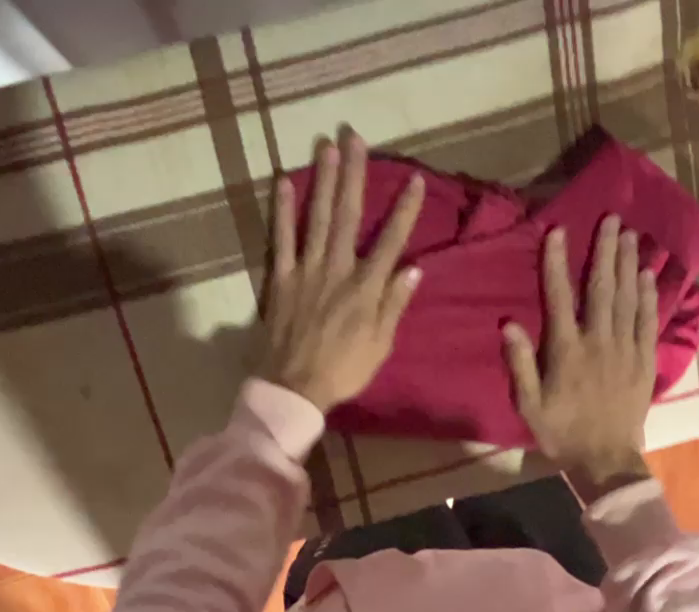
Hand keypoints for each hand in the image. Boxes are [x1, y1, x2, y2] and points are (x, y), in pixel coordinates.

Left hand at [261, 126, 425, 411]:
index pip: (391, 241)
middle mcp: (338, 270)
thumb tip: (414, 269)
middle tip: (355, 136)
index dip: (405, 210)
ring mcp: (307, 271)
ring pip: (317, 217)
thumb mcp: (380, 345)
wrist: (294, 388)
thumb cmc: (343, 371)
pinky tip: (285, 182)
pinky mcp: (282, 279)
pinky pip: (282, 239)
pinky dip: (283, 211)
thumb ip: (394, 305)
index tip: (416, 179)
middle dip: (354, 173)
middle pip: (349, 215)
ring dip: (323, 180)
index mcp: (366, 288)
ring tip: (326, 145)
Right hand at [503, 215, 658, 487]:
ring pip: (628, 297)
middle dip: (605, 251)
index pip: (559, 298)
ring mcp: (625, 349)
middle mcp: (598, 341)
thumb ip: (520, 364)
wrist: (605, 459)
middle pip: (602, 287)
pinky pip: (647, 320)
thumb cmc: (561, 432)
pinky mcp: (644, 360)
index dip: (556, 263)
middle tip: (612, 219)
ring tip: (631, 235)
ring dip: (629, 264)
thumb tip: (509, 324)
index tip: (558, 232)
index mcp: (566, 351)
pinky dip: (648, 295)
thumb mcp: (529, 404)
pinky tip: (648, 275)